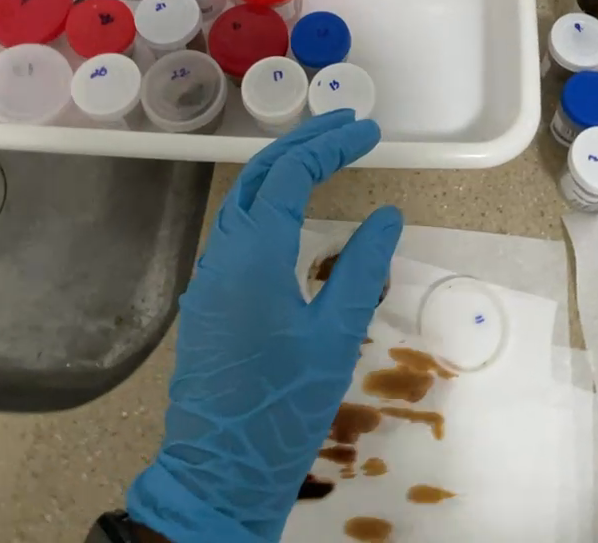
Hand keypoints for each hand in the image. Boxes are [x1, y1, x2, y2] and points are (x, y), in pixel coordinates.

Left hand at [128, 110, 401, 542]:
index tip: (370, 133)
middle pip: (260, 173)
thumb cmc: (284, 405)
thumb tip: (387, 215)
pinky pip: (237, 225)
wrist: (217, 473)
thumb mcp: (336, 336)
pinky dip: (269, 197)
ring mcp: (210, 273)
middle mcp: (224, 251)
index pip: (291, 174)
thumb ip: (361, 269)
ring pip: (244, 197)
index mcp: (254, 254)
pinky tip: (293, 206)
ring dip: (284, 166)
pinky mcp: (210, 296)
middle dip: (305, 141)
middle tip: (349, 124)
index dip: (331, 145)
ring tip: (326, 151)